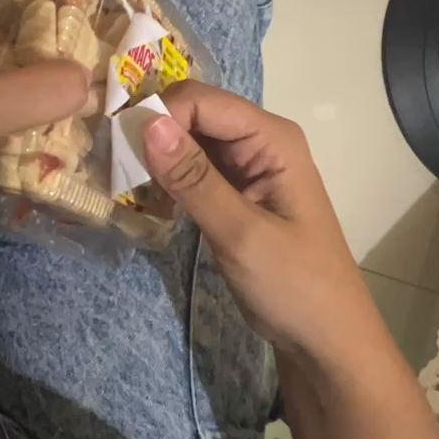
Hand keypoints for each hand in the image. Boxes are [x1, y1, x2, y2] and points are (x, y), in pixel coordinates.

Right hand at [143, 80, 383, 357]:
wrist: (324, 338)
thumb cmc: (293, 285)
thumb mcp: (240, 233)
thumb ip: (192, 178)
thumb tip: (147, 124)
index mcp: (272, 138)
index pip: (200, 100)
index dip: (159, 116)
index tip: (122, 151)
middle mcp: (257, 140)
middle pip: (190, 113)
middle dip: (151, 133)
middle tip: (114, 168)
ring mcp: (243, 165)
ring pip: (185, 140)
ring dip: (153, 156)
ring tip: (123, 183)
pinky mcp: (230, 190)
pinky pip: (188, 167)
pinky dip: (164, 177)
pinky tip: (145, 198)